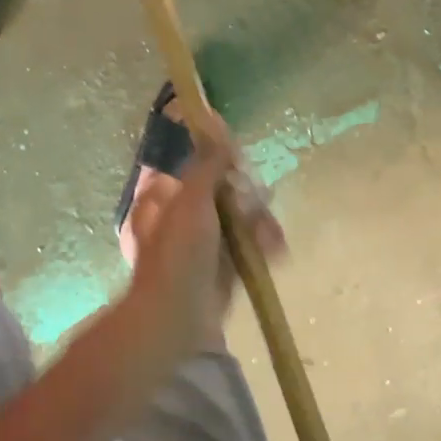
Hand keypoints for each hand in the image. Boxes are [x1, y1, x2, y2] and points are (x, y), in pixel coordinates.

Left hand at [127, 120, 284, 358]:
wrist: (177, 322)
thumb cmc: (178, 254)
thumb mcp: (193, 200)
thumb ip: (208, 161)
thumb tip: (212, 118)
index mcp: (166, 195)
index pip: (197, 162)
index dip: (220, 157)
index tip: (239, 162)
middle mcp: (183, 215)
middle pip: (225, 188)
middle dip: (247, 195)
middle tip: (252, 205)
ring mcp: (204, 243)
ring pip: (240, 217)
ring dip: (259, 222)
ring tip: (269, 237)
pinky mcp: (223, 268)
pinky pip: (248, 245)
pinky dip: (263, 245)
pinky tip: (275, 251)